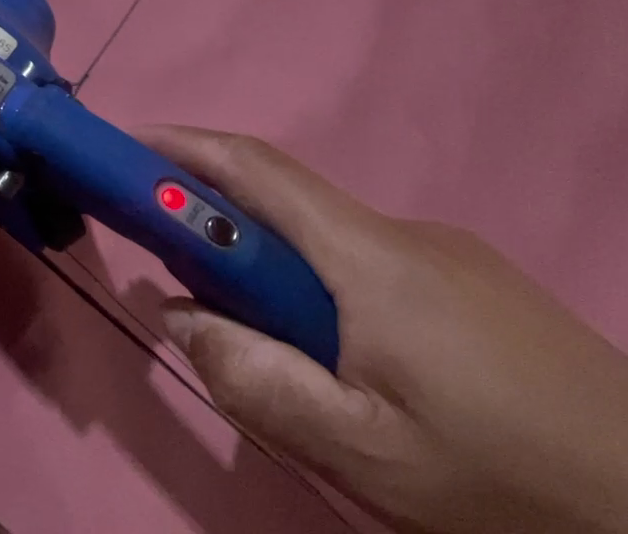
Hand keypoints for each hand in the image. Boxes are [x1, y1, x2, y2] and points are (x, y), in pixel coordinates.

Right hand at [138, 126, 627, 533]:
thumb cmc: (510, 481)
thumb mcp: (360, 450)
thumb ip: (251, 376)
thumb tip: (177, 312)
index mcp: (373, 258)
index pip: (254, 168)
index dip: (179, 145)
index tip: (118, 150)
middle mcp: (409, 237)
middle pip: (282, 206)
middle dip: (213, 227)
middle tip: (179, 284)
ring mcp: (454, 260)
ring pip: (324, 245)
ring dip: (270, 272)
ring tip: (270, 348)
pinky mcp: (482, 290)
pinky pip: (367, 267)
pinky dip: (318, 289)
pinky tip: (343, 362)